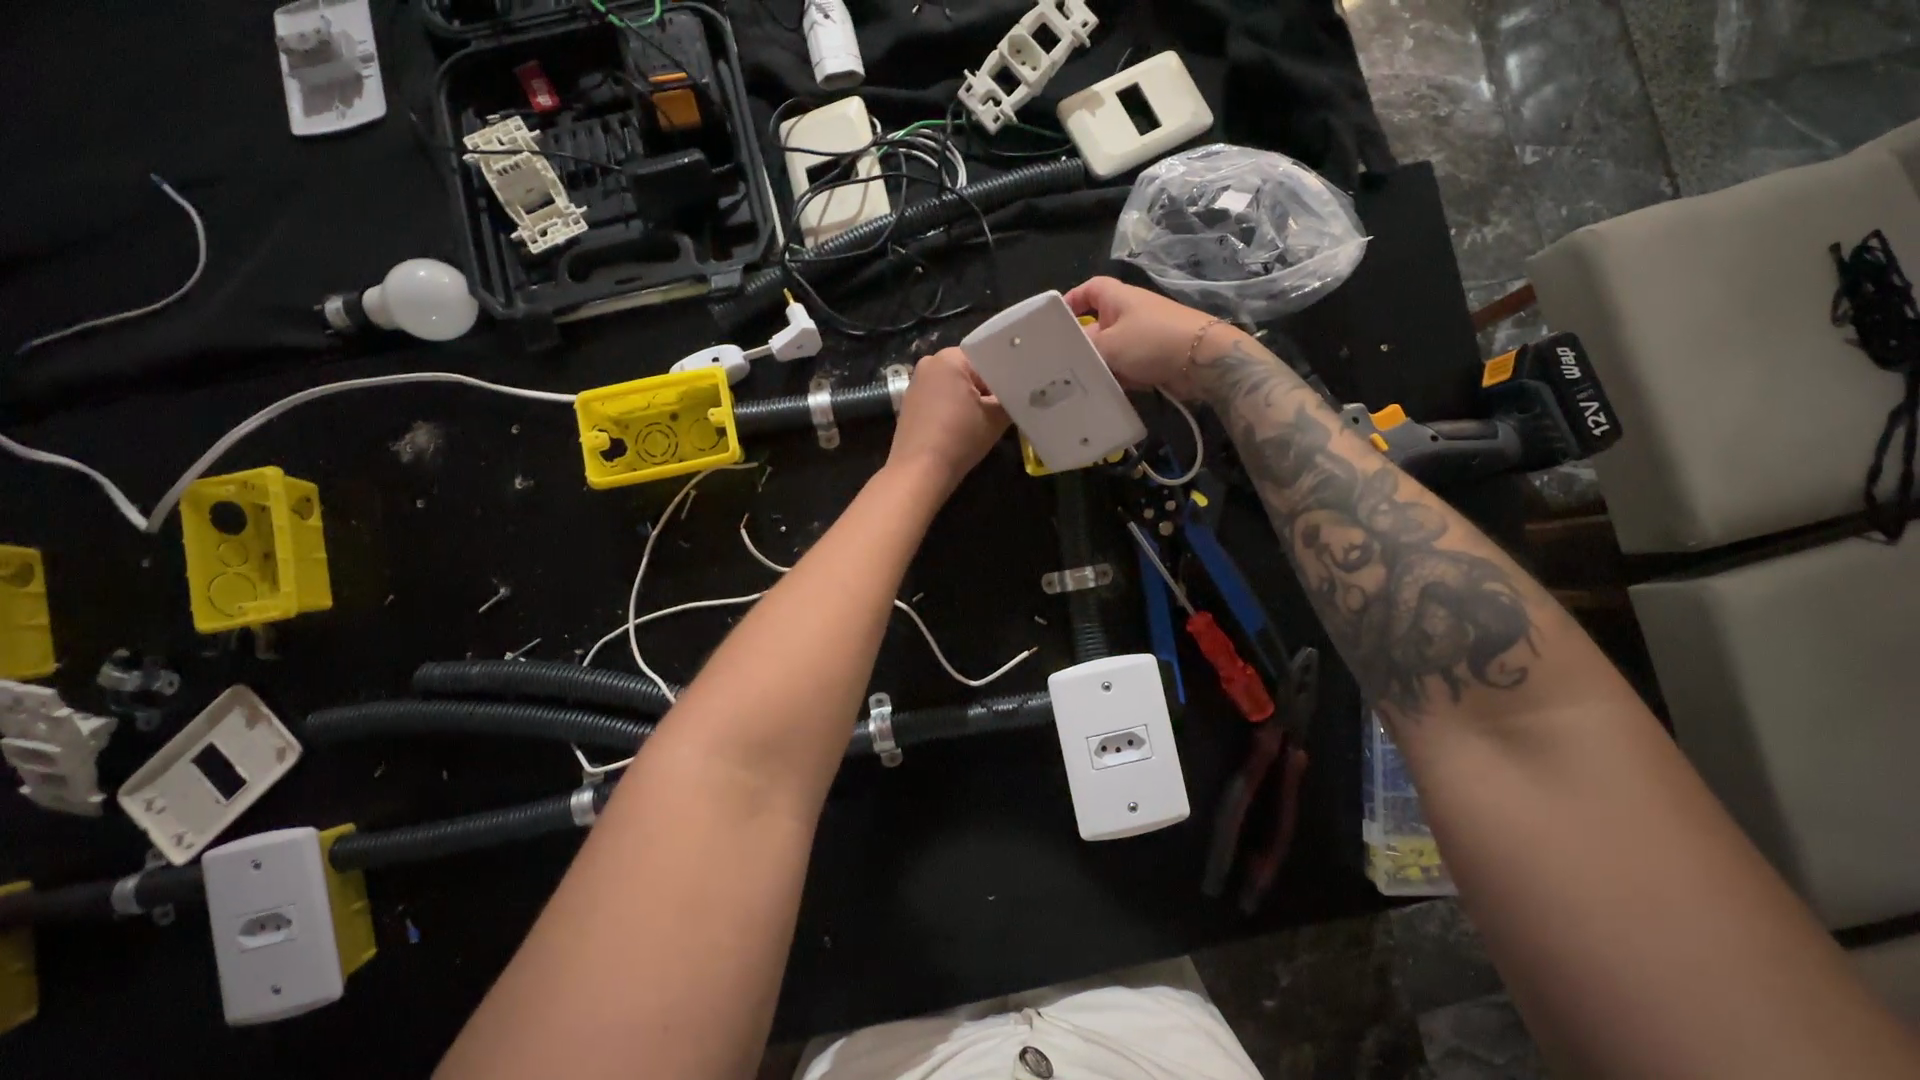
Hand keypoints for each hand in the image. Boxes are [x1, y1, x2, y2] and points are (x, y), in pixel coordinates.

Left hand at [887, 348, 1009, 493]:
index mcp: (949, 358)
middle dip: (987, 387)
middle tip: (1006, 406)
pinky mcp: (910, 404)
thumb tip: (1017, 395)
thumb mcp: (996, 418)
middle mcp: (929, 364)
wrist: (920, 471)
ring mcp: (916, 384)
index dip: (1004, 375)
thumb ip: (1010, 399)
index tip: (1017, 391)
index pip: (986, 357)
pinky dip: (953, 408)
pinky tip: (964, 427)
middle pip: (969, 370)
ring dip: (970, 399)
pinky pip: (939, 399)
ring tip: (987, 419)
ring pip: (954, 385)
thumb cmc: (960, 438)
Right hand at [1063, 276, 1236, 397]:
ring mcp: (1142, 338)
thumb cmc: (1151, 341)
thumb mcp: (1109, 344)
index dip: (1073, 300)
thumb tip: (1068, 353)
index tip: (1056, 320)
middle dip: (1082, 345)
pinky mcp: (1153, 360)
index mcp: (1118, 298)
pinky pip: (1126, 368)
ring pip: (1110, 351)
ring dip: (1099, 366)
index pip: (1090, 289)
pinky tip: (1103, 393)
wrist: (1202, 361)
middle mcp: (1130, 314)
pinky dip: (1116, 378)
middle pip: (1097, 326)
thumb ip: (1085, 348)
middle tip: (1060, 365)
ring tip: (1078, 384)